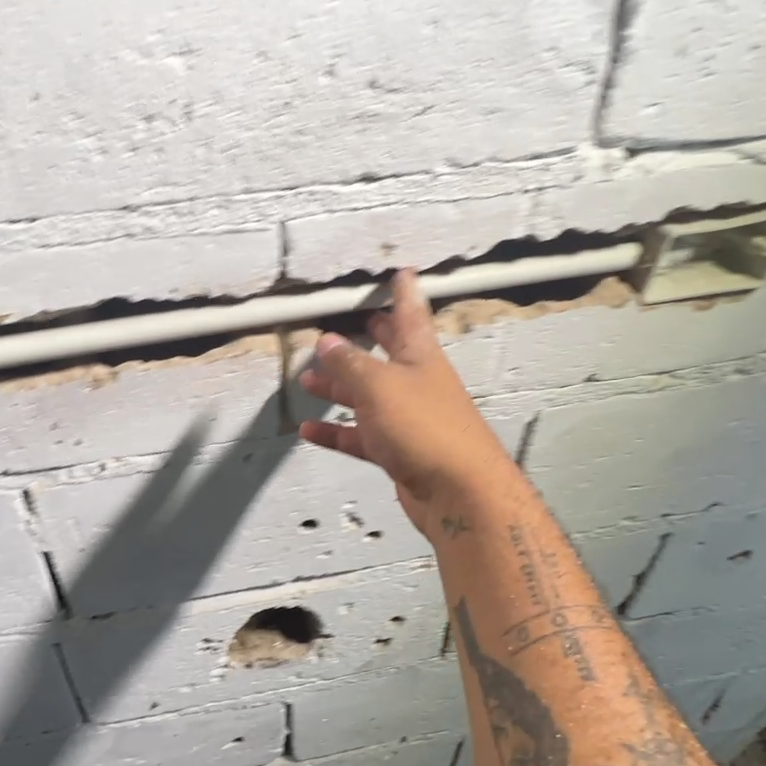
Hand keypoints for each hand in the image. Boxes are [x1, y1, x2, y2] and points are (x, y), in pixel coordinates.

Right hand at [297, 269, 520, 528]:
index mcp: (419, 356)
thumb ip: (349, 364)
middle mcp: (416, 383)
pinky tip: (310, 430)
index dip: (403, 292)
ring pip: (368, 396)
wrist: (457, 492)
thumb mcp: (379, 386)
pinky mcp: (398, 451)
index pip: (410, 313)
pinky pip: (361, 435)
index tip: (401, 272)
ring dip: (339, 387)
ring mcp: (408, 419)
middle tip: (347, 323)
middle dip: (367, 338)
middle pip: (387, 354)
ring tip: (308, 379)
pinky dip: (336, 431)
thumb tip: (326, 341)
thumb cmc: (423, 427)